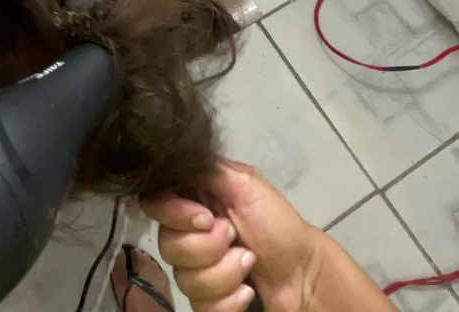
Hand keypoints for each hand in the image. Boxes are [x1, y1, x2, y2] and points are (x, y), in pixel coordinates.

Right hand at [142, 160, 325, 311]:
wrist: (304, 272)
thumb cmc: (276, 222)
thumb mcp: (243, 182)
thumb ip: (205, 169)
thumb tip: (173, 161)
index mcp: (191, 200)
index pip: (154, 203)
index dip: (174, 214)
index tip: (206, 218)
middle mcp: (187, 233)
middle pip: (166, 245)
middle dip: (208, 247)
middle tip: (237, 239)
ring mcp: (196, 270)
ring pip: (184, 279)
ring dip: (224, 274)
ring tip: (249, 264)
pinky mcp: (207, 302)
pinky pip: (200, 307)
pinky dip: (228, 301)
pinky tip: (247, 291)